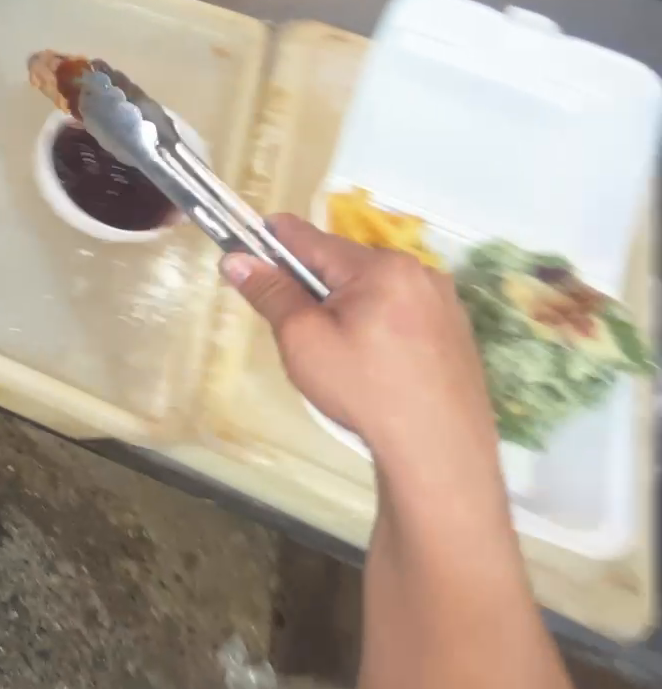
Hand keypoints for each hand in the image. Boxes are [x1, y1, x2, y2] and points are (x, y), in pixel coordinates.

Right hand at [220, 215, 498, 487]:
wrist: (440, 453)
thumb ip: (269, 291)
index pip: (304, 236)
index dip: (263, 243)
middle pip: (336, 260)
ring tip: (327, 345)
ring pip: (364, 284)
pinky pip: (392, 305)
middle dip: (303, 280)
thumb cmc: (363, 388)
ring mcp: (442, 300)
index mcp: (380, 267)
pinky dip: (366, 317)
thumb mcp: (301, 337)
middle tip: (289, 323)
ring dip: (335, 300)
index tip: (238, 259)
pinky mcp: (452, 328)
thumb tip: (234, 258)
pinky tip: (363, 357)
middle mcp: (418, 271)